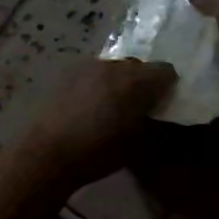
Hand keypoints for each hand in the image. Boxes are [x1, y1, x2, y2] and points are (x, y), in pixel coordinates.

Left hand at [11, 59, 175, 185]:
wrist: (49, 151)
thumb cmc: (98, 153)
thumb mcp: (137, 143)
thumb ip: (152, 120)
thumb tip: (157, 112)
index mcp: (136, 82)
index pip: (164, 71)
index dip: (169, 85)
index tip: (166, 101)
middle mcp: (115, 66)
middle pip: (139, 65)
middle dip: (145, 81)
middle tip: (142, 103)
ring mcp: (90, 65)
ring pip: (116, 67)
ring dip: (121, 80)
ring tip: (116, 103)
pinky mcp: (70, 71)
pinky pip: (95, 71)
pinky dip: (100, 82)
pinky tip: (93, 102)